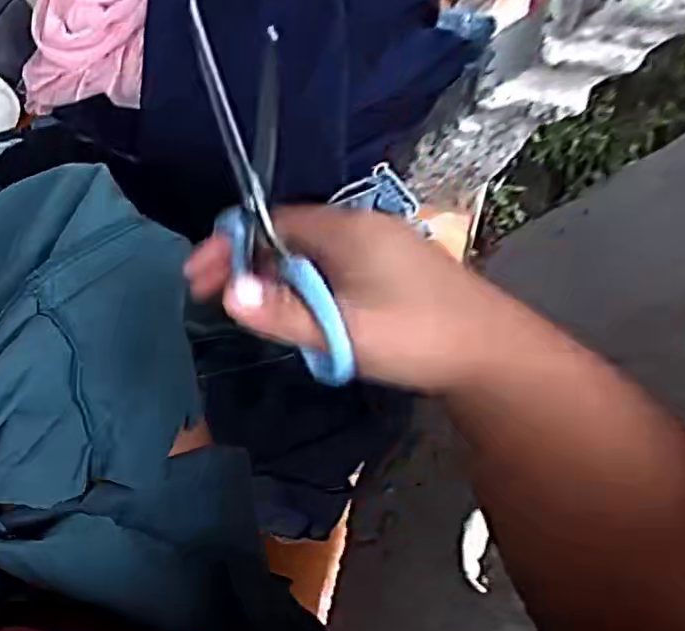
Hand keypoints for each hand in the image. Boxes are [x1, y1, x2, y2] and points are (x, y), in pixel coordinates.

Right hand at [184, 206, 560, 393]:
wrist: (488, 353)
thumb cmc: (414, 339)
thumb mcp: (340, 331)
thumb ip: (282, 314)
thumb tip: (228, 294)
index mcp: (348, 231)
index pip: (273, 223)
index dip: (230, 245)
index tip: (196, 276)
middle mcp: (360, 228)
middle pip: (286, 234)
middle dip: (242, 261)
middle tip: (205, 293)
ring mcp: (375, 246)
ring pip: (304, 253)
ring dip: (267, 274)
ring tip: (238, 305)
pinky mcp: (383, 268)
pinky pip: (324, 266)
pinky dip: (293, 282)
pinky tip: (285, 308)